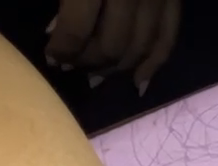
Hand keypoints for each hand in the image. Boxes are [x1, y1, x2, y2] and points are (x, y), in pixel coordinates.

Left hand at [46, 0, 180, 90]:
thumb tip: (56, 32)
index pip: (78, 29)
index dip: (63, 49)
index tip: (51, 59)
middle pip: (111, 46)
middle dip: (89, 62)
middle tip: (72, 67)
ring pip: (139, 50)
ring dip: (116, 70)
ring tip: (96, 77)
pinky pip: (167, 40)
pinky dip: (153, 65)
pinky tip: (138, 85)